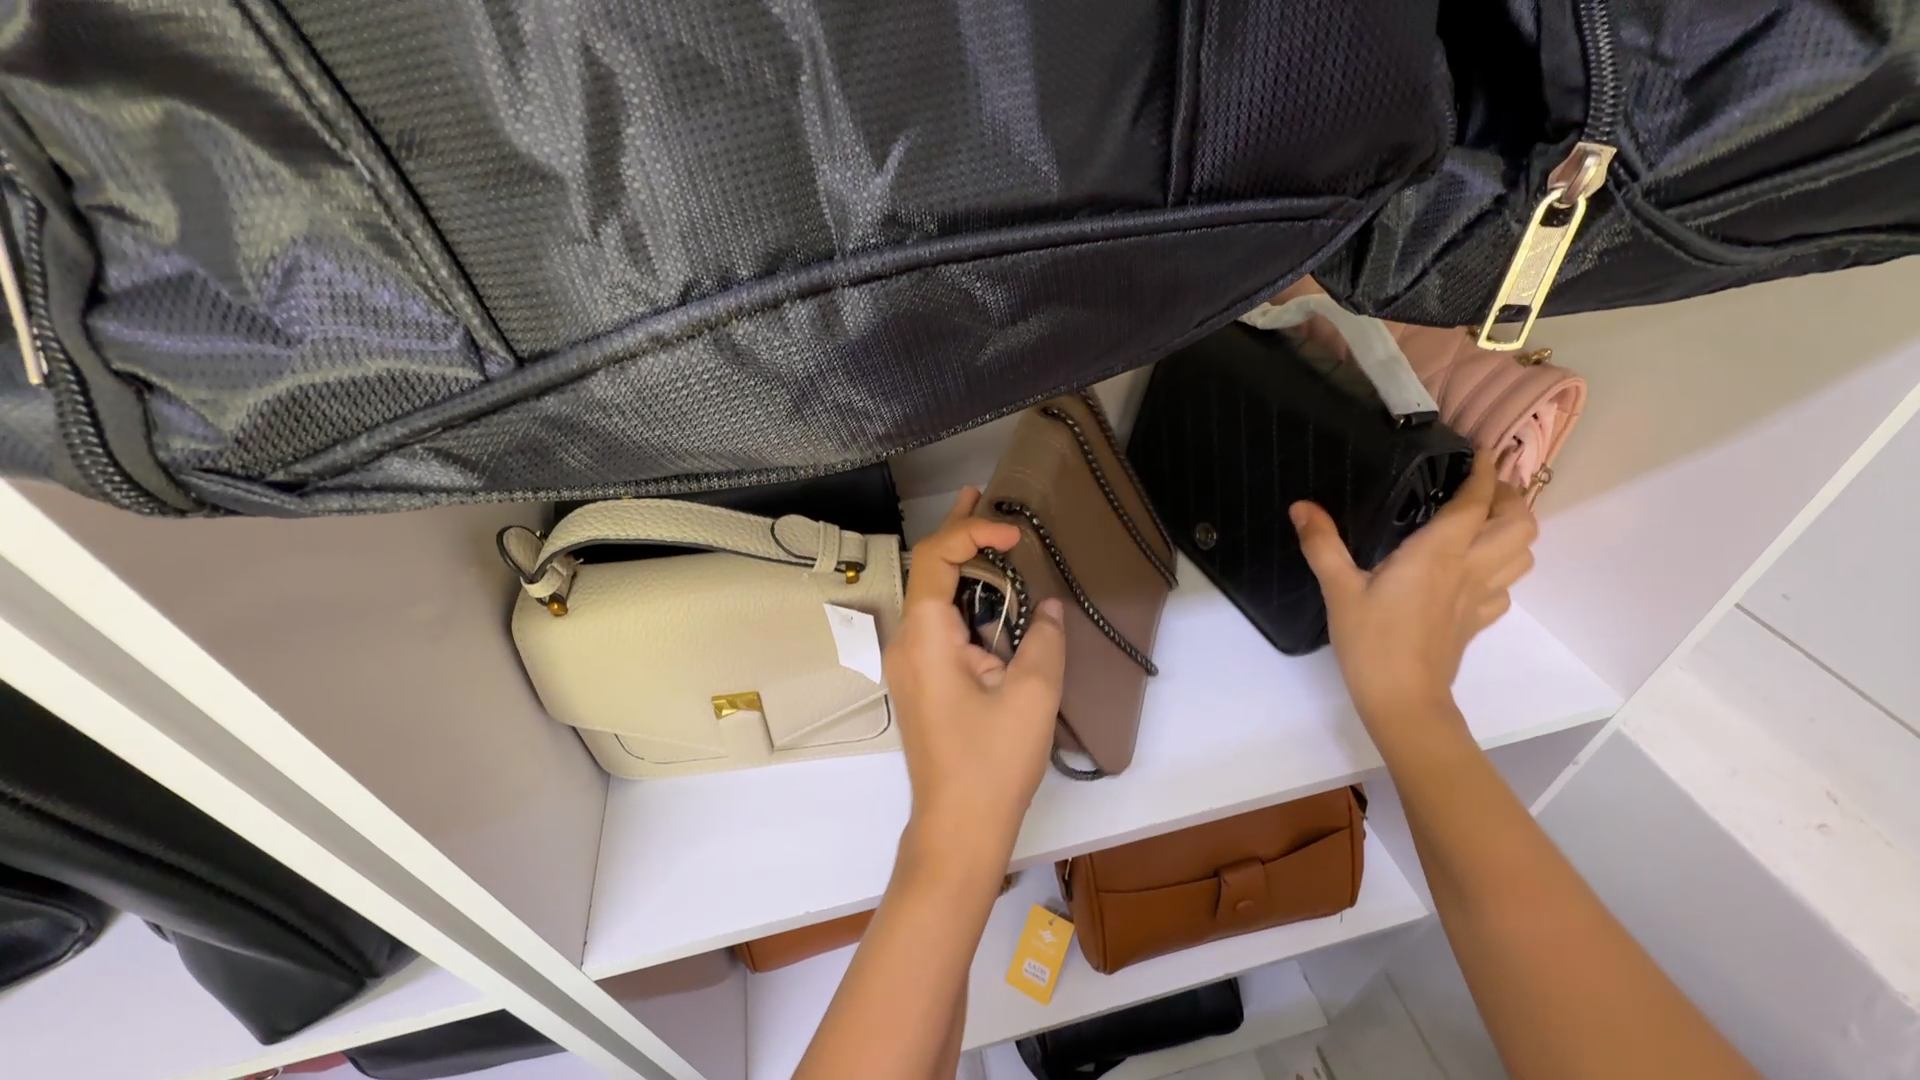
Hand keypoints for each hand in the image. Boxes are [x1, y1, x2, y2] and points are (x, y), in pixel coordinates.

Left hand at [885, 488, 1066, 862]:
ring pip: (932, 597)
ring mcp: (909, 664)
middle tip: (985, 494)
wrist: (958, 827)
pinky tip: (988, 594)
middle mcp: (906, 643)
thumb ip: (1045, 639)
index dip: (974, 531)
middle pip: (928, 570)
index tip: (1016, 533)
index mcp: (925, 636)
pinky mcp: (921, 682)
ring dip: (962, 564)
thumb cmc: (992, 763)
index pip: (938, 558)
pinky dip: (963, 599)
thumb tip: (1050, 609)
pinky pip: (938, 625)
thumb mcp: (1032, 695)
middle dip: (959, 532)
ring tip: (992, 533)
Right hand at [1290, 452, 1537, 726]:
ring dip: (1513, 531)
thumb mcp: (1338, 588)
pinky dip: (1501, 569)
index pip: (1475, 502)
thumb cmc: (1371, 641)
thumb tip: (1302, 506)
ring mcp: (1480, 597)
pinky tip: (1474, 570)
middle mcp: (1470, 568)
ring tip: (1485, 522)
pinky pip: (1506, 587)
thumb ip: (1322, 544)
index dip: (1483, 472)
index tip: (1479, 452)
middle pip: (1520, 524)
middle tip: (1482, 489)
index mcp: (1439, 553)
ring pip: (1523, 554)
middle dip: (1510, 498)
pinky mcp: (1478, 621)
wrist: (1402, 698)